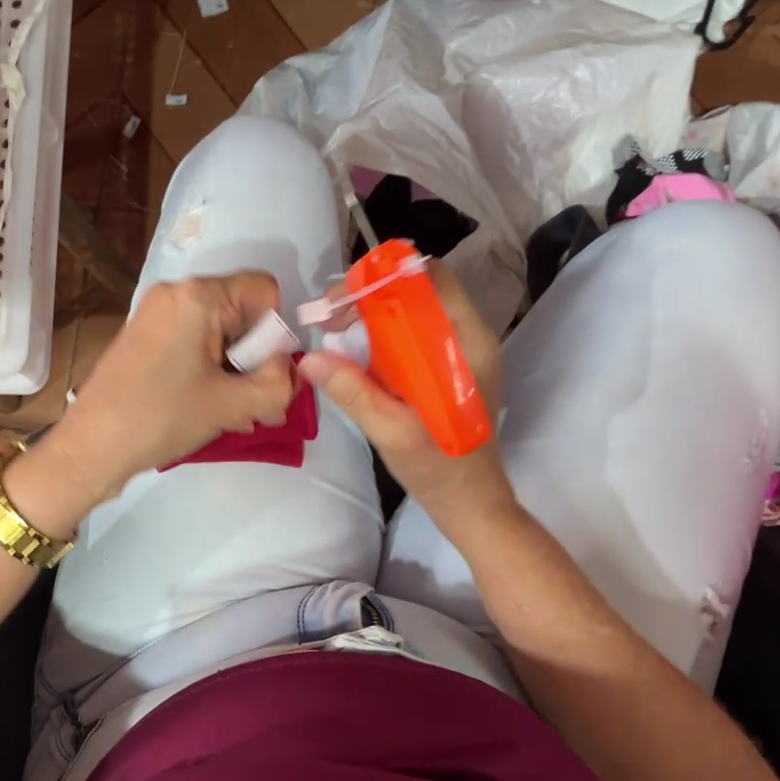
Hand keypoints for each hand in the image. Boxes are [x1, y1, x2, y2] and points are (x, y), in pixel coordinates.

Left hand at [50, 273, 295, 497]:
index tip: (263, 374)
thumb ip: (276, 383)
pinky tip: (208, 409)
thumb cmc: (161, 418)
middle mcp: (173, 295)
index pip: (264, 291)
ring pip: (217, 334)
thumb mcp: (230, 405)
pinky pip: (192, 346)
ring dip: (233, 372)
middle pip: (240, 313)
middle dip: (255, 358)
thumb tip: (289, 371)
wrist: (91, 448)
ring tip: (233, 414)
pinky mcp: (143, 341)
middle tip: (255, 406)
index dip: (274, 333)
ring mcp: (154, 317)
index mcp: (196, 296)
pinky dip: (208, 373)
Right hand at [299, 263, 513, 518]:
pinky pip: (412, 336)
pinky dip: (381, 336)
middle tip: (327, 318)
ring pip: (412, 311)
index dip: (381, 279)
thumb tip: (309, 358)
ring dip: (371, 315)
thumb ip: (353, 391)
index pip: (428, 279)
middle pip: (417, 290)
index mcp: (465, 343)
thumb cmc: (440, 469)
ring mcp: (458, 352)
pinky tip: (354, 355)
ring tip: (333, 333)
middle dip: (368, 296)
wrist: (470, 501)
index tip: (340, 301)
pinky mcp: (446, 369)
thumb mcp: (392, 431)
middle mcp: (467, 337)